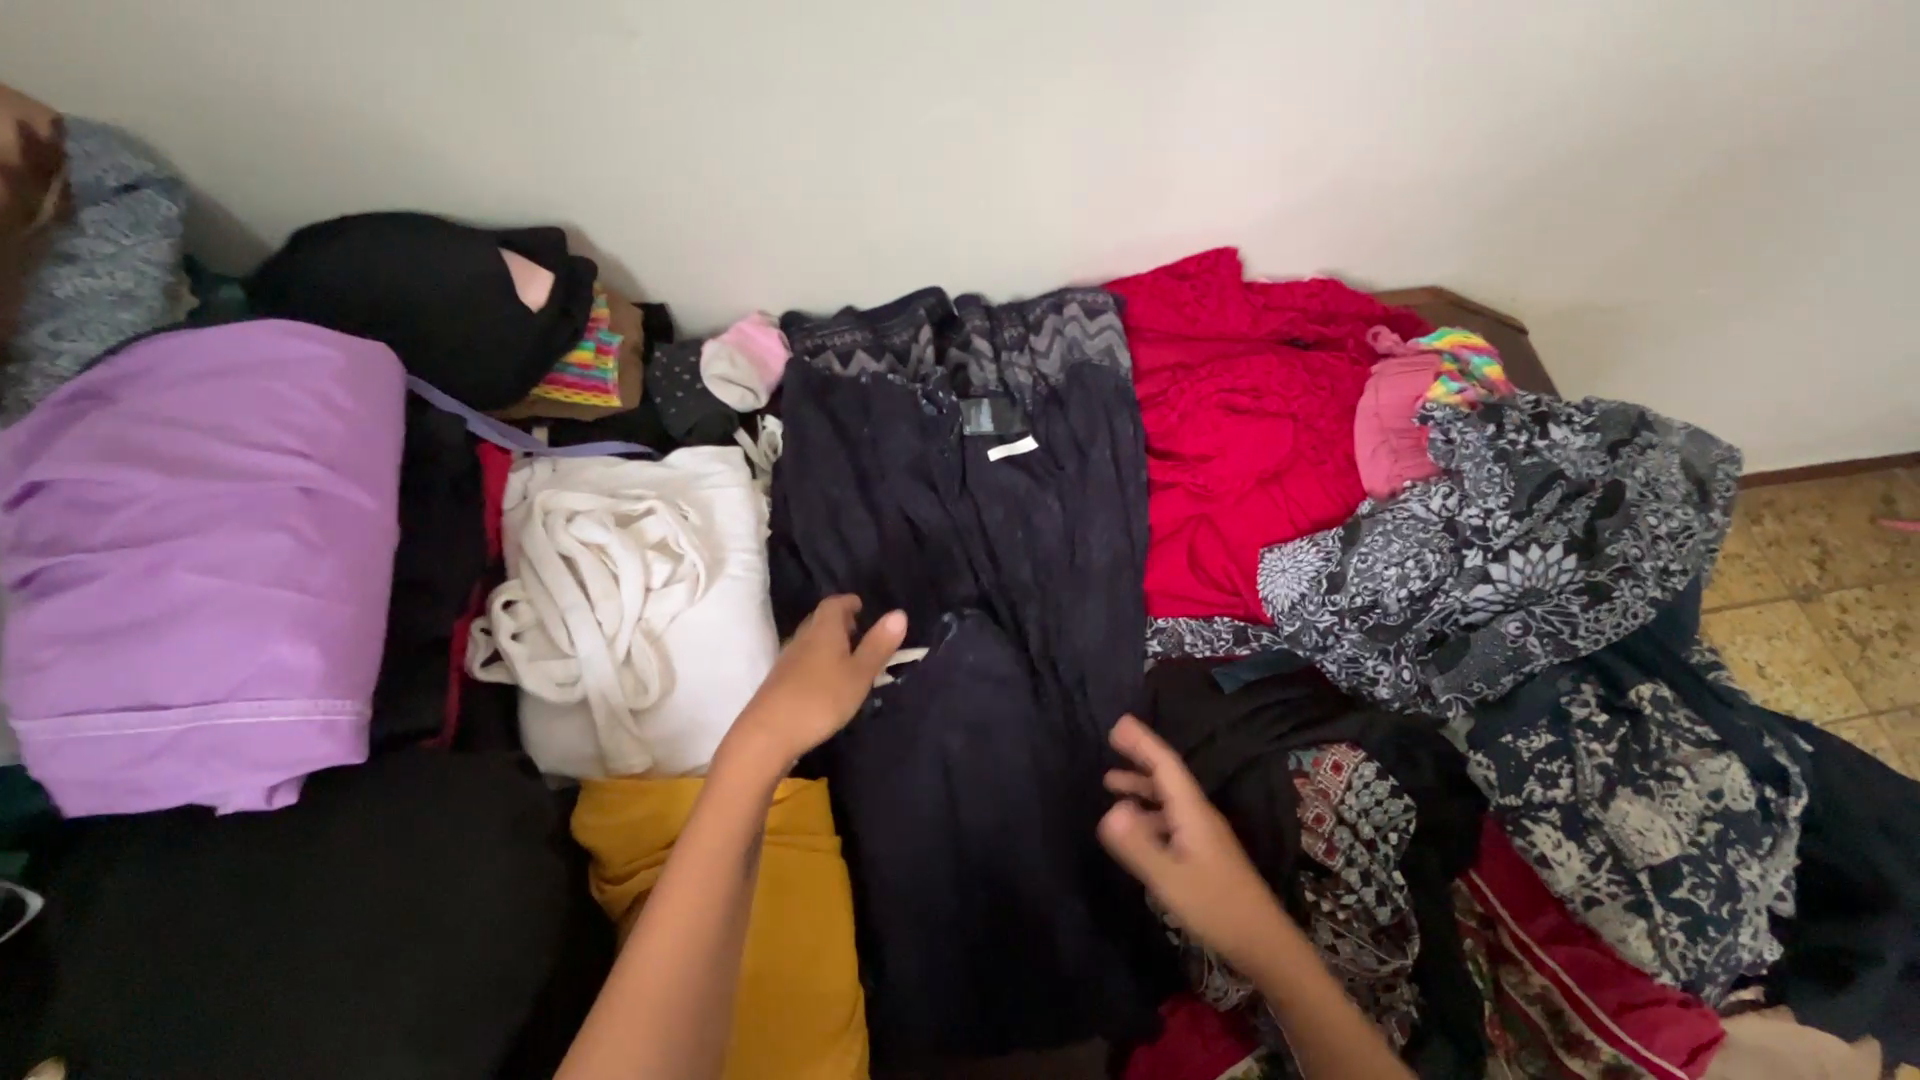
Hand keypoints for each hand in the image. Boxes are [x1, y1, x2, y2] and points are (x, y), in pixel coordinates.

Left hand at [723, 595, 907, 771]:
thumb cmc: (821, 699)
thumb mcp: (859, 674)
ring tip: (847, 655)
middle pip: (819, 620)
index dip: (848, 602)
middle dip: (839, 621)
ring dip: (828, 642)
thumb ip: (878, 645)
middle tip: (858, 629)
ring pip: (810, 641)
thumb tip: (899, 613)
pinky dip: (818, 660)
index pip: (833, 604)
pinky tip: (826, 680)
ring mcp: (787, 661)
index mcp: (823, 631)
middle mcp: (802, 639)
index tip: (861, 605)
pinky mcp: (779, 682)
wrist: (768, 733)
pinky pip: (803, 660)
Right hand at [1098, 714, 1293, 971]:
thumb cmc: (1216, 906)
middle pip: (1168, 777)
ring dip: (1142, 785)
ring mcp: (1203, 835)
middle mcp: (1199, 816)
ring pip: (1169, 799)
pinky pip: (1171, 819)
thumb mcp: (1171, 878)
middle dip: (1140, 756)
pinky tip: (1136, 826)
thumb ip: (1139, 846)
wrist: (1263, 941)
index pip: (1166, 765)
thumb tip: (1108, 811)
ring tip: (1110, 781)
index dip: (1143, 743)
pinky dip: (1149, 812)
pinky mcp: (1203, 853)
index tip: (1119, 723)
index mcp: (1193, 812)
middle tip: (1112, 740)